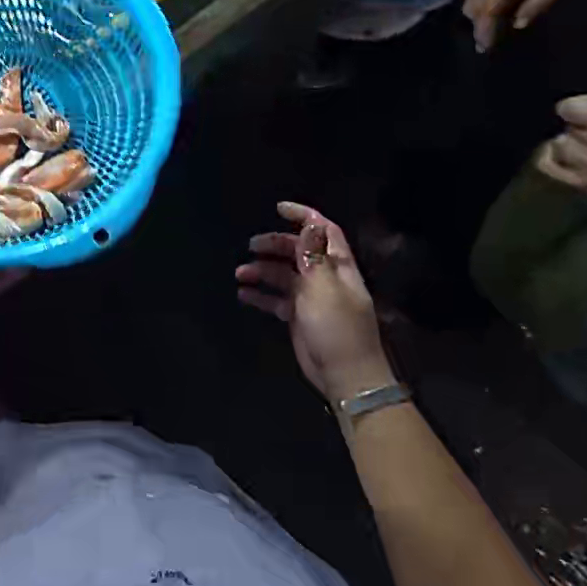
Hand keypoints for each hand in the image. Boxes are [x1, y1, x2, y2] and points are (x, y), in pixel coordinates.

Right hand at [237, 203, 394, 403]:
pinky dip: (259, 294)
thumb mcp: (324, 289)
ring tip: (240, 274)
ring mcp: (311, 298)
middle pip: (298, 251)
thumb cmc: (337, 330)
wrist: (346, 377)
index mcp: (339, 269)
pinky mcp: (298, 316)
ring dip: (260, 270)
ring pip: (282, 274)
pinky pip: (274, 298)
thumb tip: (310, 225)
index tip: (278, 208)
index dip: (305, 216)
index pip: (324, 232)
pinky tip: (243, 294)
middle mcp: (326, 279)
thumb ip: (315, 257)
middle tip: (251, 246)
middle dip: (274, 244)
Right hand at [462, 0, 586, 51]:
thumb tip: (517, 23)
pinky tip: (496, 5)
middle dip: (478, 22)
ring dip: (480, 11)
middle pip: (473, 4)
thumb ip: (538, 1)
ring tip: (489, 25)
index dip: (484, 31)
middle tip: (487, 40)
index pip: (485, 11)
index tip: (485, 49)